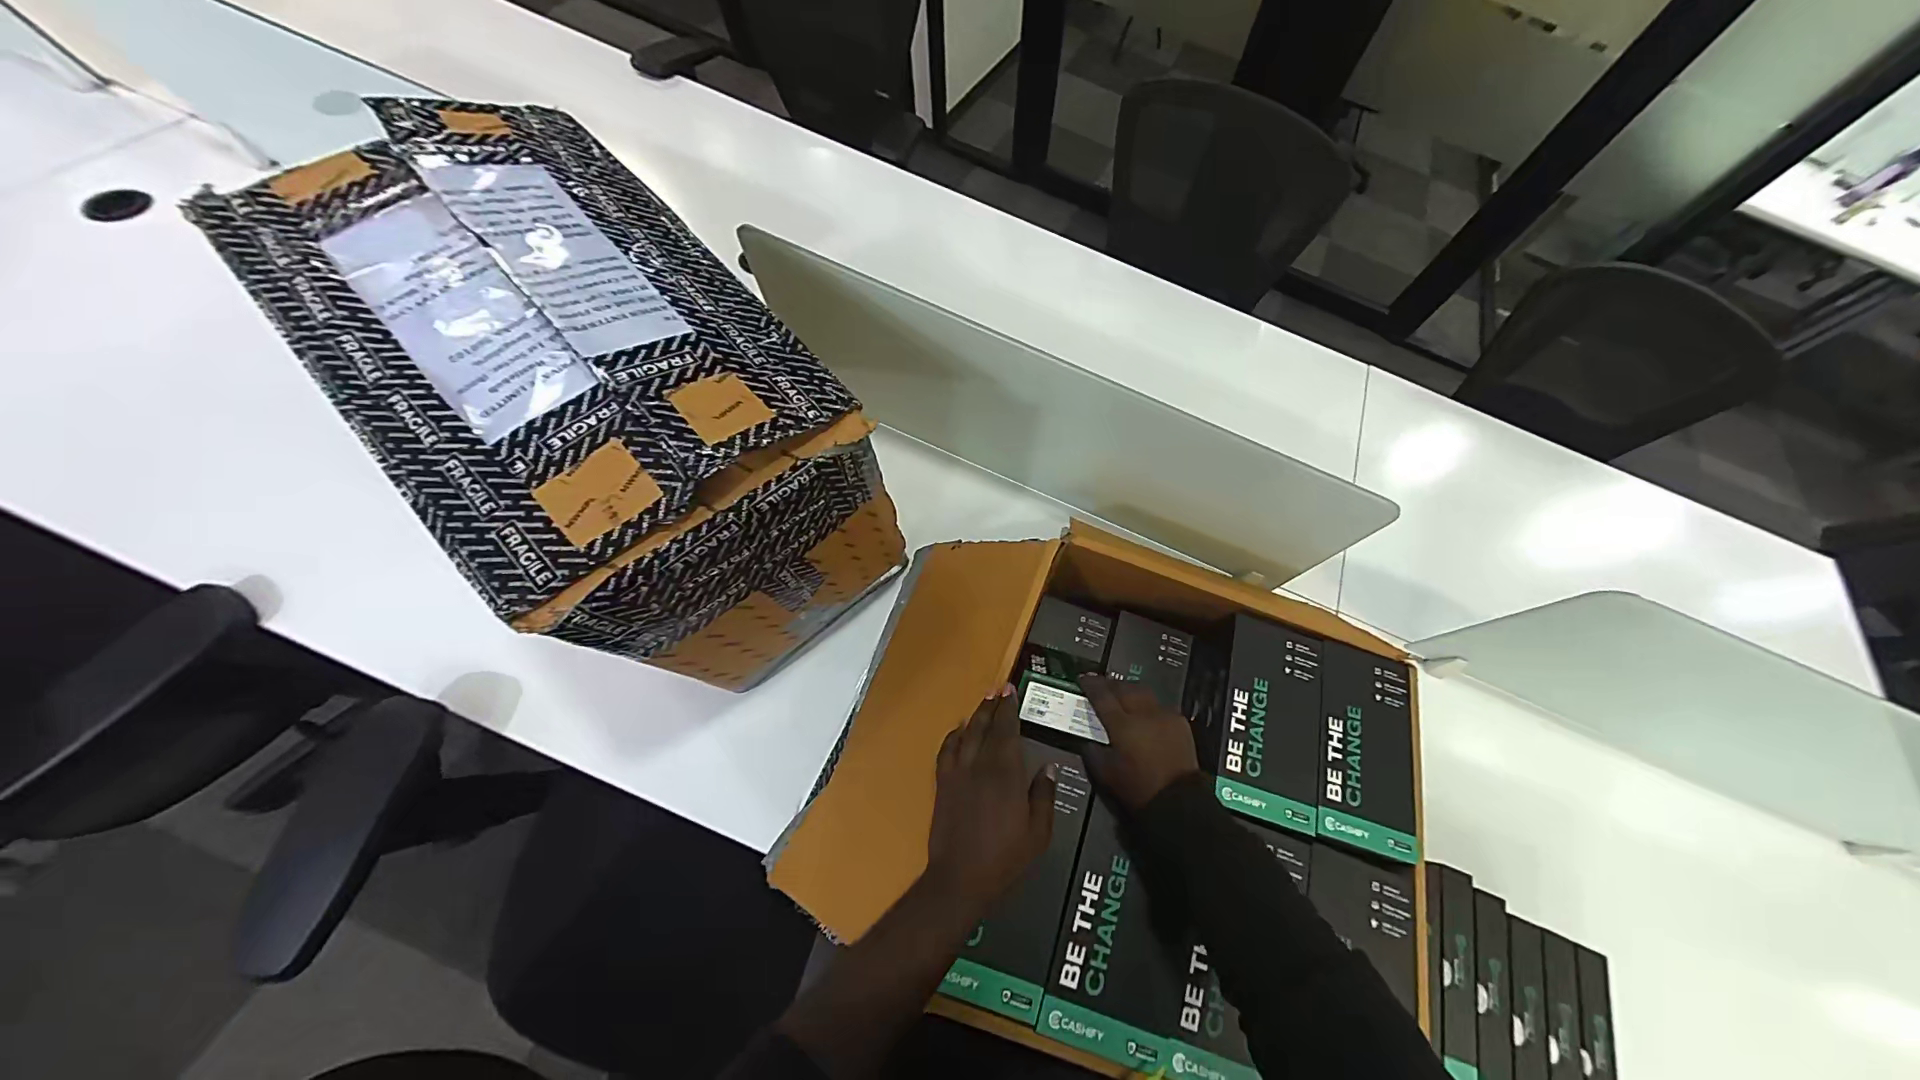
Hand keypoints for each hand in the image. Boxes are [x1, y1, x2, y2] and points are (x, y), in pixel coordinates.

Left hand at [925, 687, 1057, 916]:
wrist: (960, 877)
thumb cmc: (1005, 857)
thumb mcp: (1038, 832)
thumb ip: (1043, 796)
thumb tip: (1048, 768)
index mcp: (1006, 773)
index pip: (1008, 731)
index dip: (1009, 709)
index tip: (1011, 690)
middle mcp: (979, 765)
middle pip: (986, 726)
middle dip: (993, 706)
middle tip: (999, 689)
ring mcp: (958, 773)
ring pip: (966, 734)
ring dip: (975, 715)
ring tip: (984, 701)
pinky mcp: (943, 784)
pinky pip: (946, 751)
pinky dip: (953, 736)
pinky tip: (958, 729)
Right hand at [1077, 673, 1201, 809]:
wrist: (1178, 801)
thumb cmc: (1138, 789)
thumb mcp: (1105, 773)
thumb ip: (1092, 751)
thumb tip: (1088, 739)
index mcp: (1122, 725)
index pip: (1102, 695)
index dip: (1090, 684)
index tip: (1083, 680)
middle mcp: (1144, 714)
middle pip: (1123, 687)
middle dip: (1109, 683)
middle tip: (1099, 684)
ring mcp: (1164, 716)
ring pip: (1143, 691)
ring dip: (1129, 689)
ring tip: (1121, 692)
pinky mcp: (1179, 723)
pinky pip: (1160, 705)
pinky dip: (1148, 704)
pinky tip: (1144, 711)